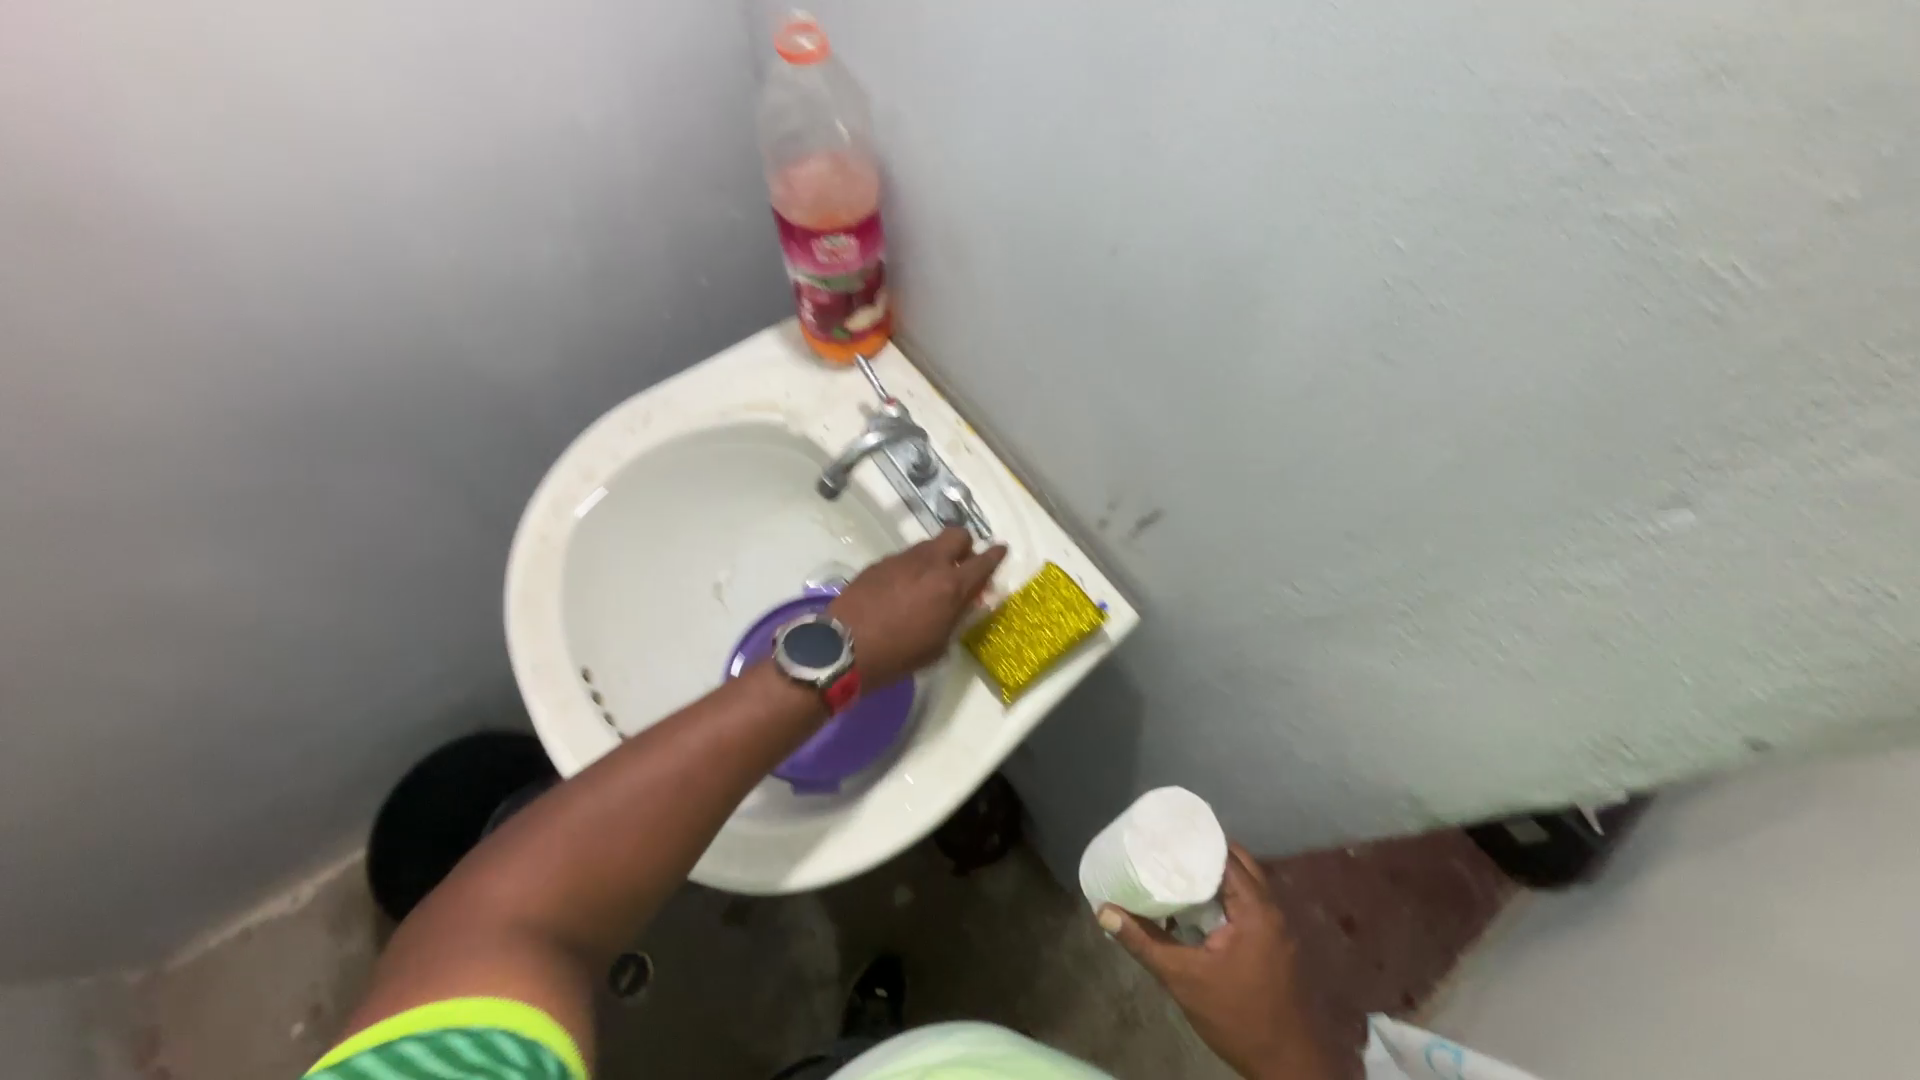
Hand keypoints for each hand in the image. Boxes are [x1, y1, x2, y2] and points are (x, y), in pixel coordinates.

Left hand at [829, 528, 1006, 687]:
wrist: (844, 648)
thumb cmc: (897, 656)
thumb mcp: (938, 645)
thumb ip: (957, 616)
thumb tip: (968, 600)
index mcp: (950, 586)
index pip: (983, 562)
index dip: (995, 556)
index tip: (1001, 551)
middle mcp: (929, 564)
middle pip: (957, 535)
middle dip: (965, 546)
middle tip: (962, 567)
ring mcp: (901, 559)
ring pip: (929, 544)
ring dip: (937, 556)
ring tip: (930, 580)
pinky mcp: (879, 563)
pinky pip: (905, 557)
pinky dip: (913, 566)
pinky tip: (903, 588)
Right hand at [1100, 844, 1332, 1079]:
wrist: (1286, 1064)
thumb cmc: (1235, 1015)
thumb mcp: (1182, 977)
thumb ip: (1143, 941)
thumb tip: (1104, 911)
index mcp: (1255, 908)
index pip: (1226, 856)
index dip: (1197, 841)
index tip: (1166, 832)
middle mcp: (1272, 910)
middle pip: (1238, 865)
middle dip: (1204, 855)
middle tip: (1167, 849)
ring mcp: (1278, 929)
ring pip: (1245, 886)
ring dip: (1216, 877)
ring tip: (1176, 871)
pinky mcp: (1276, 945)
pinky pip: (1249, 905)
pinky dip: (1225, 897)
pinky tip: (1197, 907)